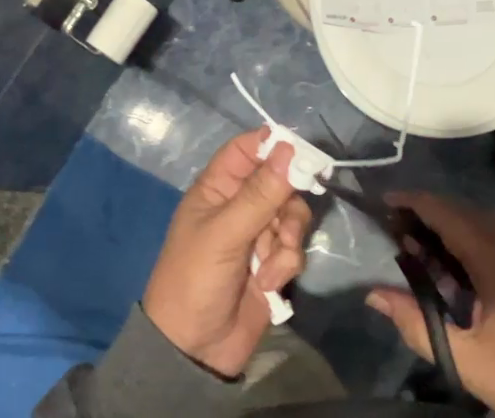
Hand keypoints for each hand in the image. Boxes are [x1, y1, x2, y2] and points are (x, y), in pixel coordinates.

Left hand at [143, 130, 314, 377]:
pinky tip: (269, 283)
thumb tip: (288, 147)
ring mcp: (257, 236)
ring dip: (287, 237)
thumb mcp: (224, 234)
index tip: (300, 151)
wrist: (194, 349)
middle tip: (283, 223)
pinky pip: (293, 249)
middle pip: (279, 181)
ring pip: (291, 216)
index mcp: (217, 189)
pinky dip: (286, 263)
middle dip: (287, 201)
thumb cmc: (194, 280)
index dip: (273, 146)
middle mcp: (238, 206)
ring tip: (272, 261)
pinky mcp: (272, 265)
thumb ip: (259, 194)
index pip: (247, 150)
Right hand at [365, 193, 494, 417]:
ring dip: (454, 227)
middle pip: (467, 214)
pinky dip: (476, 241)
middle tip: (396, 226)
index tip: (384, 200)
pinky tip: (463, 268)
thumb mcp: (467, 360)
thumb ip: (417, 324)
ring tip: (423, 245)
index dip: (415, 202)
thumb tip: (374, 295)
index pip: (449, 214)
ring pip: (488, 226)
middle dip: (430, 213)